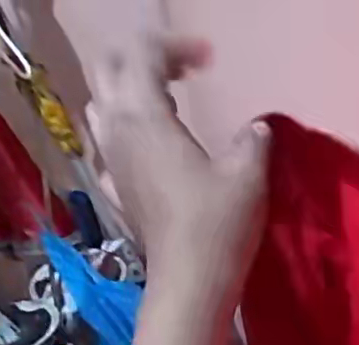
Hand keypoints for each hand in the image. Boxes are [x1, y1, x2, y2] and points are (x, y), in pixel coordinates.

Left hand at [85, 36, 267, 308]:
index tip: (211, 60)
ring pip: (101, 106)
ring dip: (127, 95)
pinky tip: (144, 152)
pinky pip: (107, 151)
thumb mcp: (248, 179)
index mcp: (145, 114)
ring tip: (162, 105)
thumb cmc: (217, 227)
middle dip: (141, 59)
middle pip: (109, 68)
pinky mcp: (117, 195)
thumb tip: (258, 130)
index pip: (145, 52)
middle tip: (179, 71)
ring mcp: (111, 164)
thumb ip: (253, 143)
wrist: (190, 284)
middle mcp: (117, 130)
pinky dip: (123, 139)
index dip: (177, 46)